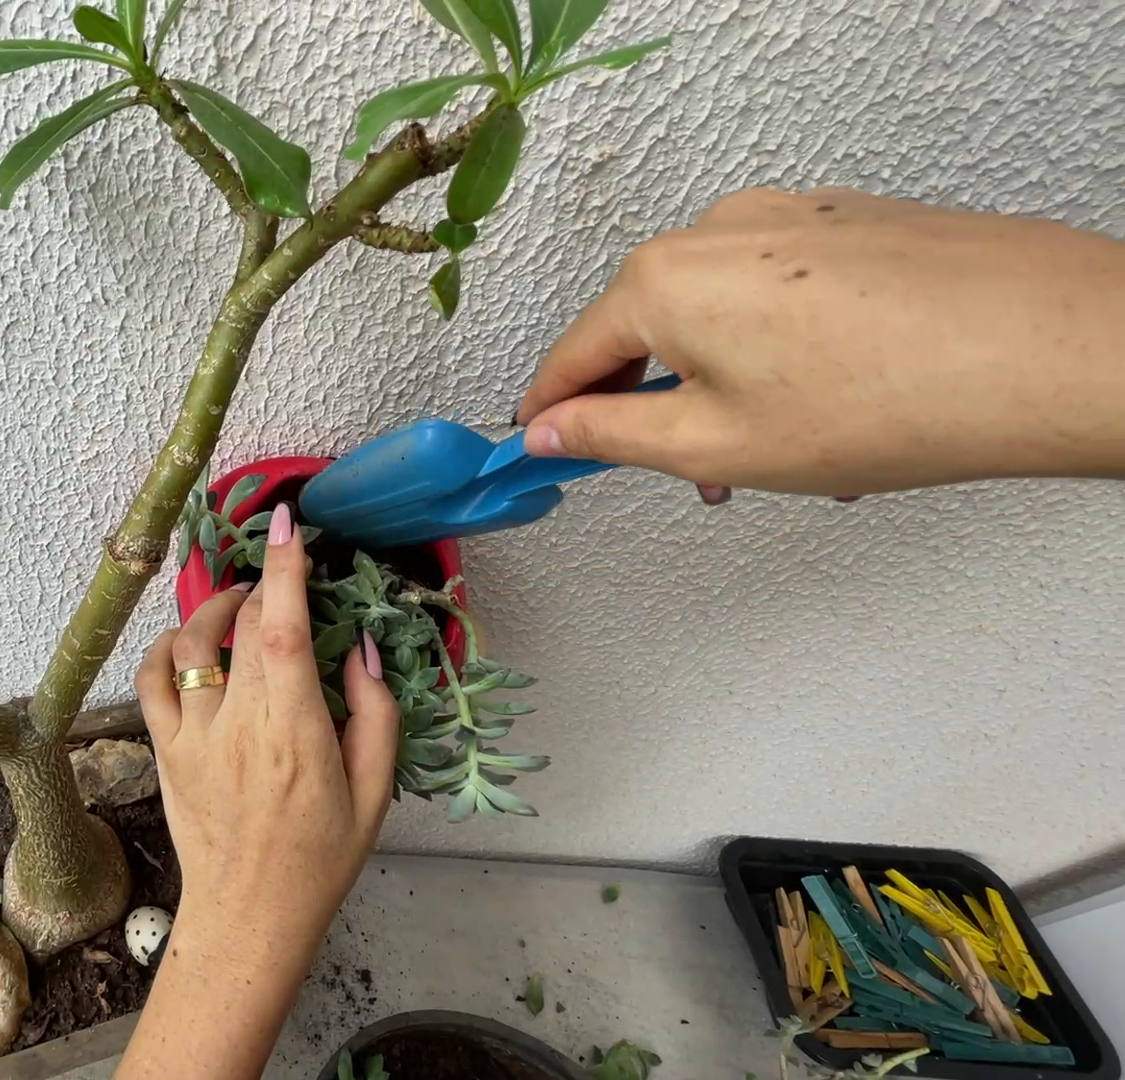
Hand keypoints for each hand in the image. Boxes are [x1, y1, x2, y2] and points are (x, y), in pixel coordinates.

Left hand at [116, 501, 396, 1079]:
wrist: (249, 914)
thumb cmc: (321, 856)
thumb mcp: (374, 790)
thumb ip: (374, 711)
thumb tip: (359, 646)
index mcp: (294, 731)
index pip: (281, 628)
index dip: (283, 568)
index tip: (286, 522)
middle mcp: (236, 724)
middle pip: (237, 624)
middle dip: (260, 586)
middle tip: (280, 583)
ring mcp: (191, 735)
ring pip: (188, 643)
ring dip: (212, 609)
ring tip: (237, 604)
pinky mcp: (163, 749)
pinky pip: (150, 680)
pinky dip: (165, 648)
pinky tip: (187, 643)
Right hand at [515, 187, 1124, 497]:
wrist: (1071, 352)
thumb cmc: (890, 400)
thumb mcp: (704, 444)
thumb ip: (601, 436)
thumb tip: (548, 431)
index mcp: (660, 280)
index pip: (568, 359)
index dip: (547, 413)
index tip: (538, 445)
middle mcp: (711, 231)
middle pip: (633, 333)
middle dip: (639, 404)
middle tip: (664, 465)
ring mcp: (782, 216)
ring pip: (699, 315)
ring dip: (701, 382)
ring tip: (749, 444)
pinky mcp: (839, 221)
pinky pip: (760, 291)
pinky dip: (755, 347)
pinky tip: (800, 395)